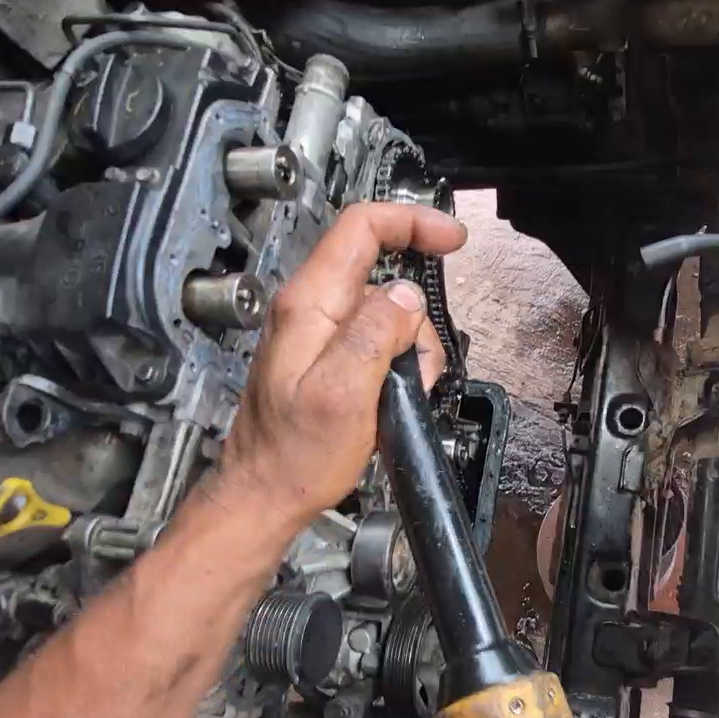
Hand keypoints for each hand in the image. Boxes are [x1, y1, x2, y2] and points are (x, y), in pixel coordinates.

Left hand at [210, 202, 464, 533]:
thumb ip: (375, 334)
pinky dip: (398, 366)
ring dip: (410, 351)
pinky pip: (378, 343)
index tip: (452, 238)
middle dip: (416, 321)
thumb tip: (405, 297)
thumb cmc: (295, 456)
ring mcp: (319, 334)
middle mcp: (310, 311)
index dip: (412, 223)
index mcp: (309, 306)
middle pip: (384, 279)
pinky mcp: (328, 358)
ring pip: (388, 315)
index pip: (361, 229)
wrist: (266, 494)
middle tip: (419, 370)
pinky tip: (391, 399)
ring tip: (401, 394)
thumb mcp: (343, 393)